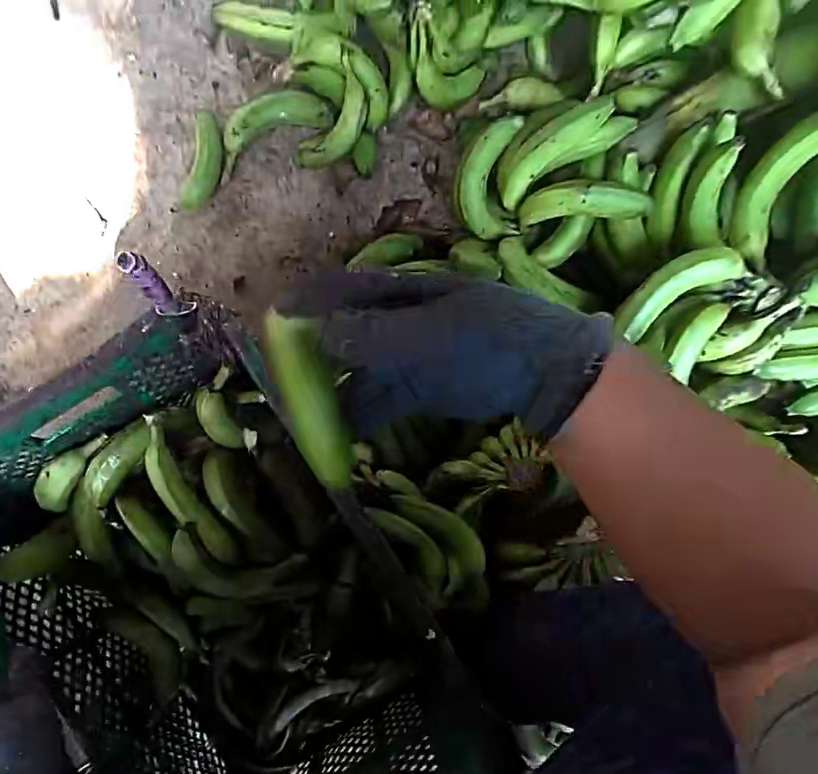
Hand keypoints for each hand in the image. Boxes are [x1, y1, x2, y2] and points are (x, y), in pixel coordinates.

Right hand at [276, 271, 615, 437]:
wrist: (546, 374)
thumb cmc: (493, 340)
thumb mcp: (434, 335)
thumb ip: (378, 337)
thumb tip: (321, 335)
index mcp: (403, 293)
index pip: (343, 293)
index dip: (307, 305)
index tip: (271, 322)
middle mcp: (398, 323)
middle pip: (344, 337)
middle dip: (312, 360)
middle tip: (280, 385)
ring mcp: (408, 358)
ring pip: (358, 375)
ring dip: (332, 396)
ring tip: (301, 420)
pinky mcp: (419, 391)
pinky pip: (380, 402)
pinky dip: (359, 418)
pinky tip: (338, 436)